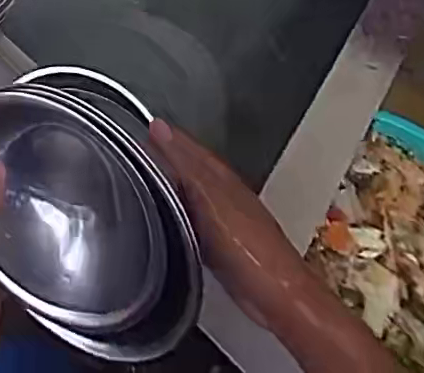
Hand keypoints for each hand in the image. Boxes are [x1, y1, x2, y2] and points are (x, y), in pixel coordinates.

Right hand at [147, 119, 304, 328]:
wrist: (279, 297)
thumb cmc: (247, 246)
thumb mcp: (207, 196)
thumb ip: (182, 162)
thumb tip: (159, 127)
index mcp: (221, 175)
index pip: (189, 146)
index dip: (167, 136)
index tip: (146, 127)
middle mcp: (225, 192)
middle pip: (192, 166)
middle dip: (169, 156)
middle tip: (143, 149)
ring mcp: (227, 219)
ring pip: (193, 192)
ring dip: (173, 184)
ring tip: (150, 179)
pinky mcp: (225, 245)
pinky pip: (195, 218)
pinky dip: (180, 212)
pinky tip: (170, 218)